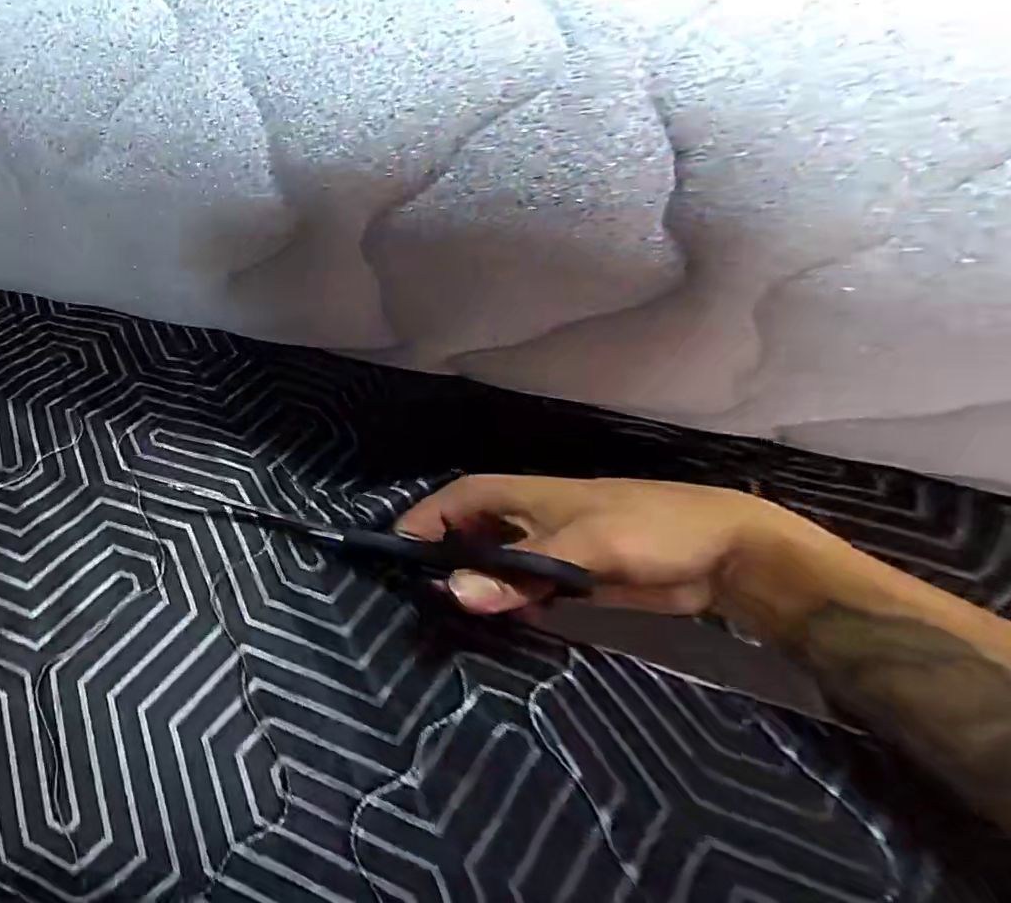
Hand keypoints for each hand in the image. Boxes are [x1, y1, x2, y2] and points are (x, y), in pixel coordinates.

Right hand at [394, 474, 822, 622]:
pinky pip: (515, 592)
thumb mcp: (579, 548)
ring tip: (450, 621)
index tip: (395, 564)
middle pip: (457, 540)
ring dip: (472, 591)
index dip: (415, 529)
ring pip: (485, 569)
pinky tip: (499, 626)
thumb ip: (517, 572)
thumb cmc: (645, 528)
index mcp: (504, 496)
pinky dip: (505, 606)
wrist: (728, 554)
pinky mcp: (557, 579)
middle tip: (419, 602)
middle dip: (438, 567)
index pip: (441, 507)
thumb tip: (456, 593)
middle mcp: (510, 521)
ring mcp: (533, 551)